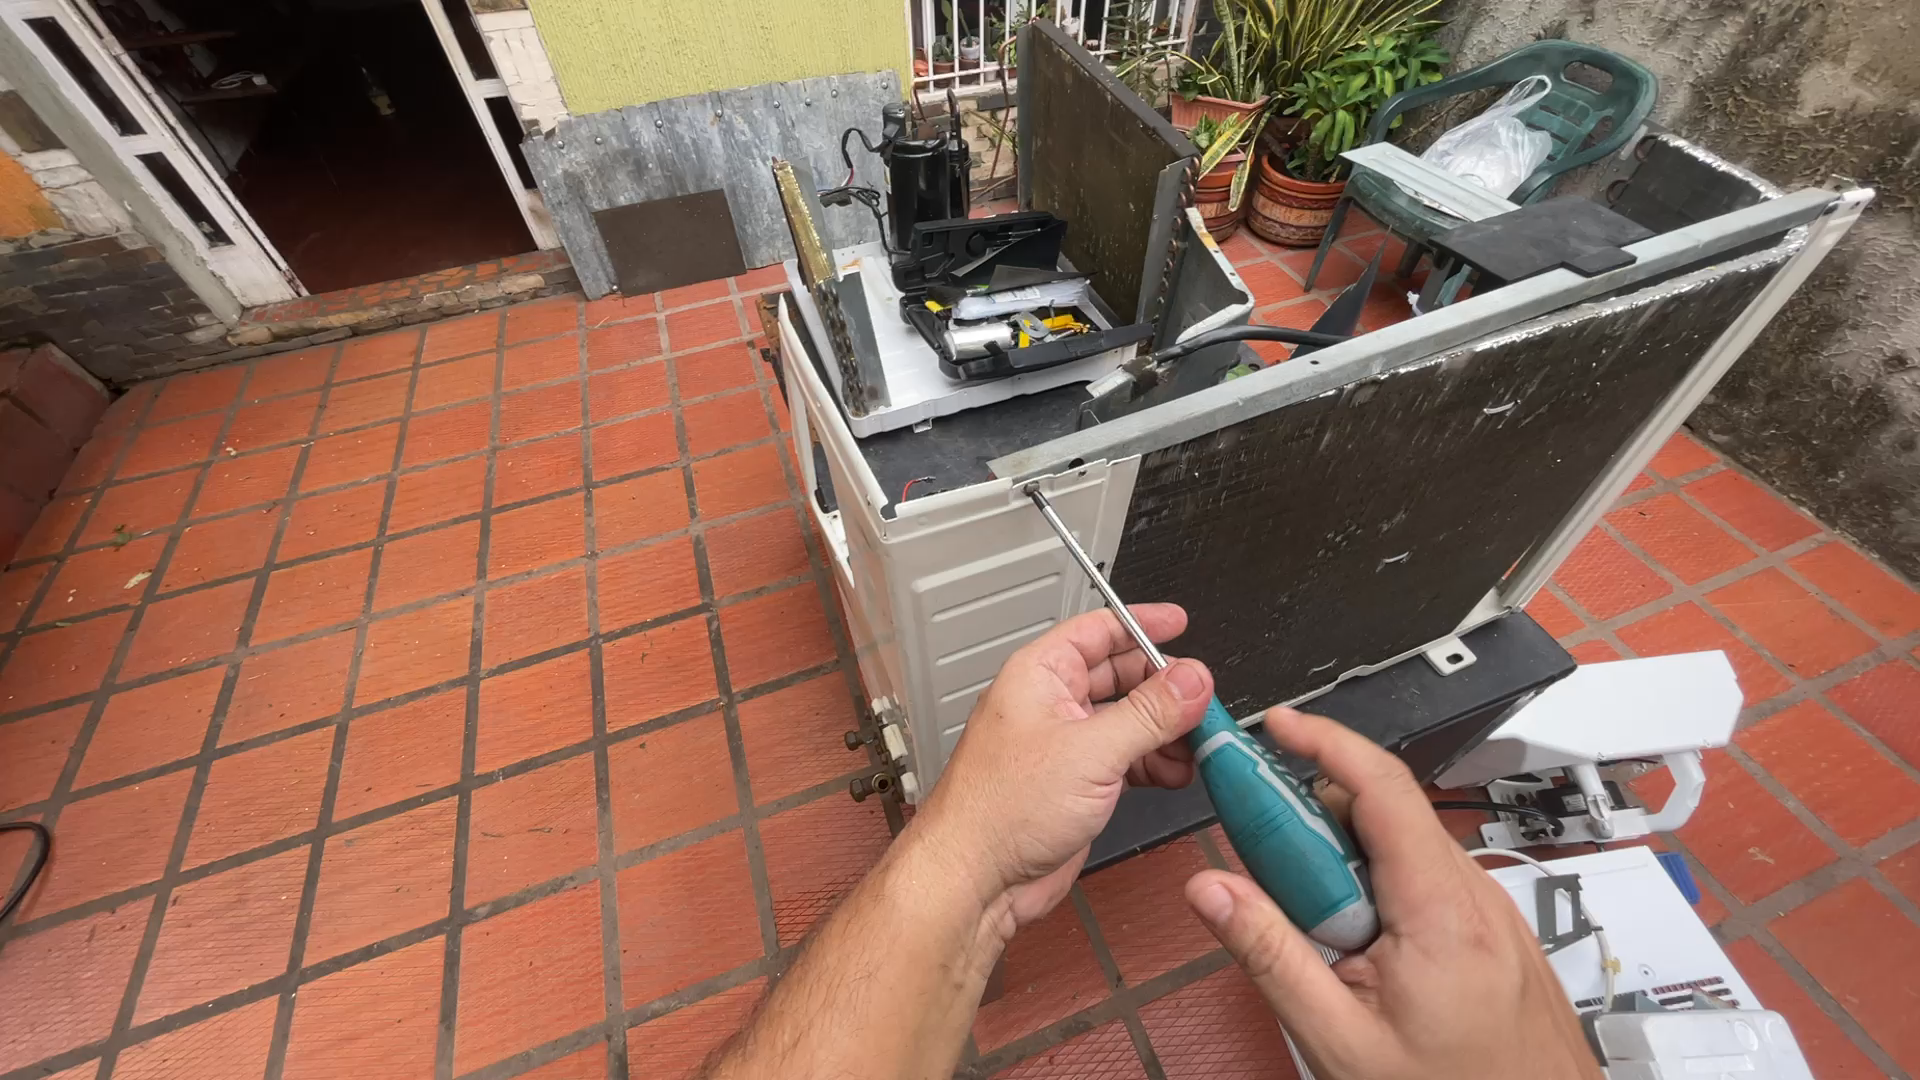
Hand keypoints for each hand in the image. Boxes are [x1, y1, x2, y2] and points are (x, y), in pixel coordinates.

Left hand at [914, 604, 1213, 935]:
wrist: (977, 877)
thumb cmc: (999, 808)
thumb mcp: (1089, 751)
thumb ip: (1148, 714)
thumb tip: (1190, 680)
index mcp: (1040, 674)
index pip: (1097, 630)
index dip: (1140, 624)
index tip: (1178, 624)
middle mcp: (1051, 702)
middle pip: (1119, 675)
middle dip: (1162, 687)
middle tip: (1201, 699)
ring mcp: (1064, 743)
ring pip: (1127, 720)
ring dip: (1164, 731)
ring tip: (1195, 745)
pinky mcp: (1076, 781)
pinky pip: (1124, 757)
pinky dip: (1153, 763)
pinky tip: (1175, 773)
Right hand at [1184, 709, 1601, 1079]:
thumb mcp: (1341, 1041)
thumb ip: (1269, 955)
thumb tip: (1207, 886)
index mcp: (1443, 911)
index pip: (1382, 787)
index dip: (1325, 740)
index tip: (1275, 725)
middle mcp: (1474, 894)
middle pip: (1378, 810)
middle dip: (1310, 813)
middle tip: (1261, 849)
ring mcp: (1488, 909)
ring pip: (1395, 839)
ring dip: (1337, 850)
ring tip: (1306, 911)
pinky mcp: (1490, 926)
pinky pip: (1416, 870)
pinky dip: (1367, 876)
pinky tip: (1350, 933)